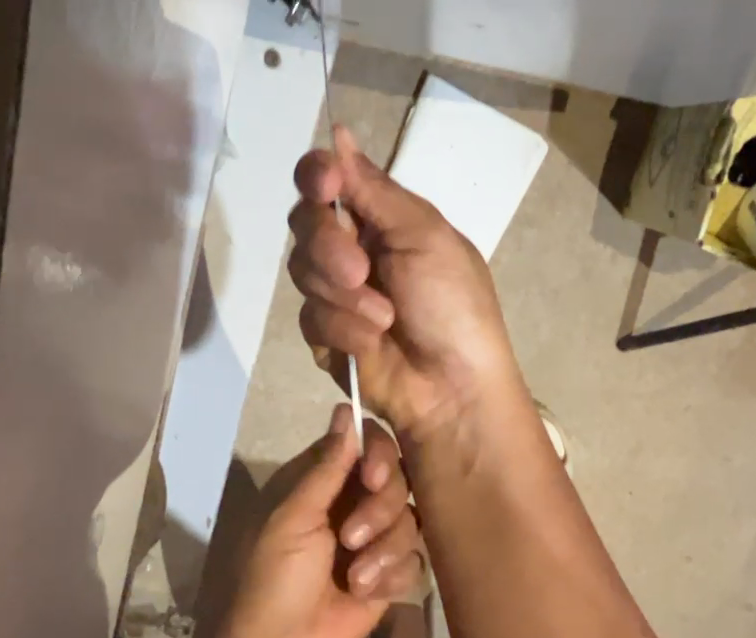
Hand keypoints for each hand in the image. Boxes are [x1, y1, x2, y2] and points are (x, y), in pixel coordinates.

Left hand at [213, 405, 424, 637]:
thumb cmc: (276, 578)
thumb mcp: (293, 518)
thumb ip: (326, 466)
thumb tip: (345, 409)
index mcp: (323, 483)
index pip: (367, 446)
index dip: (379, 456)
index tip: (373, 478)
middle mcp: (352, 504)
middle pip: (397, 480)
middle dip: (381, 510)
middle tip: (352, 538)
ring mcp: (374, 540)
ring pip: (410, 520)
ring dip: (384, 551)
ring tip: (354, 578)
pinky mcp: (391, 574)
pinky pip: (415, 559)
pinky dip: (392, 576)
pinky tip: (365, 593)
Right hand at [288, 127, 524, 445]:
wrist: (452, 386)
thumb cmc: (454, 305)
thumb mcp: (425, 236)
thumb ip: (375, 189)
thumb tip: (339, 132)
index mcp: (381, 220)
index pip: (327, 182)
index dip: (317, 175)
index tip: (324, 183)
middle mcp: (352, 251)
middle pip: (305, 223)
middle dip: (329, 246)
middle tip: (362, 271)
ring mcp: (336, 296)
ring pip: (302, 272)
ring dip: (345, 297)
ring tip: (386, 319)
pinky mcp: (325, 338)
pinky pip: (310, 319)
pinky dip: (343, 330)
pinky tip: (373, 344)